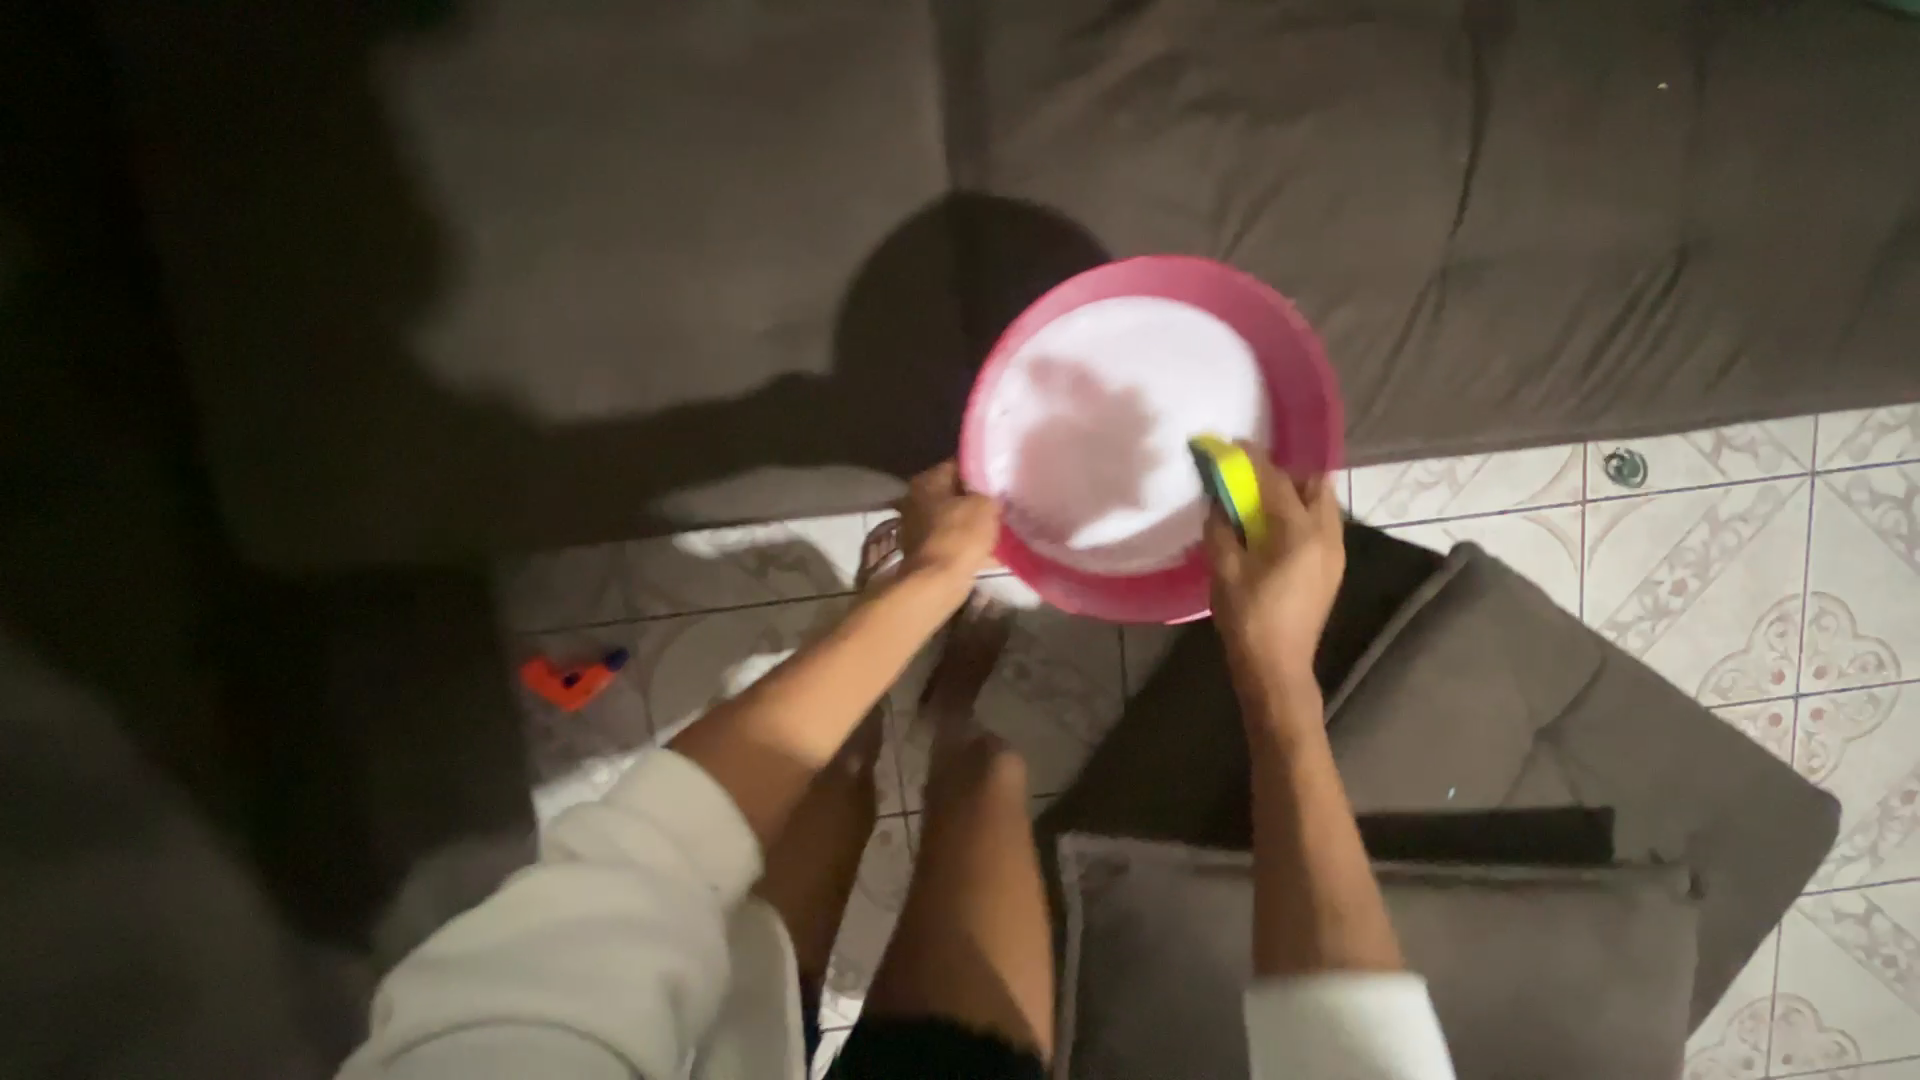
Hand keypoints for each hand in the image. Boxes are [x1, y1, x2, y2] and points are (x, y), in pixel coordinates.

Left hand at [896, 461, 1000, 585]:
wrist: (937, 582)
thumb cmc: (959, 536)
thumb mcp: (985, 505)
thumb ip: (991, 493)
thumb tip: (993, 493)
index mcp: (927, 481)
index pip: (959, 464)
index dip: (983, 470)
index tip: (1003, 479)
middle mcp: (917, 500)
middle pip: (956, 493)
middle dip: (980, 499)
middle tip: (1006, 502)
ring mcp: (919, 528)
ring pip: (957, 519)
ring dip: (977, 524)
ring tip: (1004, 525)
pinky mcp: (927, 552)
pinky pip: (955, 541)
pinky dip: (971, 545)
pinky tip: (995, 549)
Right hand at [1204, 450, 1345, 689]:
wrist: (1277, 667)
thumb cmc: (1248, 618)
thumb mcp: (1224, 570)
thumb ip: (1221, 528)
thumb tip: (1219, 502)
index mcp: (1300, 533)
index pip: (1277, 481)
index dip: (1253, 459)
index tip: (1234, 444)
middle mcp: (1327, 535)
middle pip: (1314, 484)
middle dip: (1285, 471)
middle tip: (1252, 474)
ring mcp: (1335, 553)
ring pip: (1321, 505)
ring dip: (1294, 493)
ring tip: (1260, 498)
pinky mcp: (1332, 568)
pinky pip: (1319, 524)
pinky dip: (1299, 514)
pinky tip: (1273, 527)